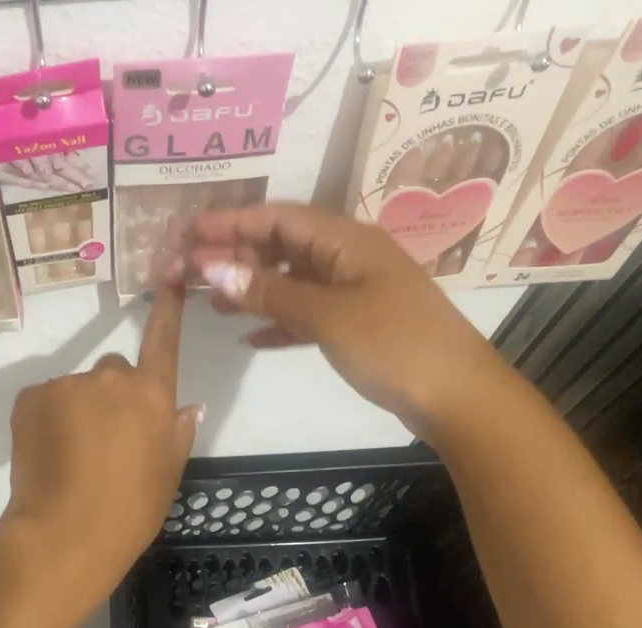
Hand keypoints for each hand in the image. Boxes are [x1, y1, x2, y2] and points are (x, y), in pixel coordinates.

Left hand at [1, 282, 200, 588]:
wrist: (66, 534)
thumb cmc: (130, 512)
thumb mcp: (168, 475)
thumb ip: (177, 434)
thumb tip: (187, 406)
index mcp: (153, 395)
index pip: (163, 341)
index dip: (167, 309)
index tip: (169, 274)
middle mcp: (111, 377)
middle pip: (114, 373)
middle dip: (111, 398)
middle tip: (105, 443)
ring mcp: (68, 383)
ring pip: (76, 390)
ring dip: (76, 411)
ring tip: (72, 458)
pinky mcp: (31, 396)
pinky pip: (45, 401)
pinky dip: (46, 420)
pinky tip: (49, 455)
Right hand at [182, 203, 503, 430]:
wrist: (455, 395)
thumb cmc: (394, 345)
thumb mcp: (328, 315)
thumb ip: (271, 293)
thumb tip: (213, 269)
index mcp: (347, 241)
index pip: (280, 218)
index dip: (232, 222)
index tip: (187, 232)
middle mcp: (349, 258)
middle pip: (283, 246)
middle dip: (235, 254)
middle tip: (186, 269)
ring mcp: (354, 292)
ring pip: (292, 281)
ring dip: (252, 288)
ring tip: (209, 302)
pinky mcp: (357, 326)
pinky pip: (307, 314)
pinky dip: (278, 321)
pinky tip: (250, 337)